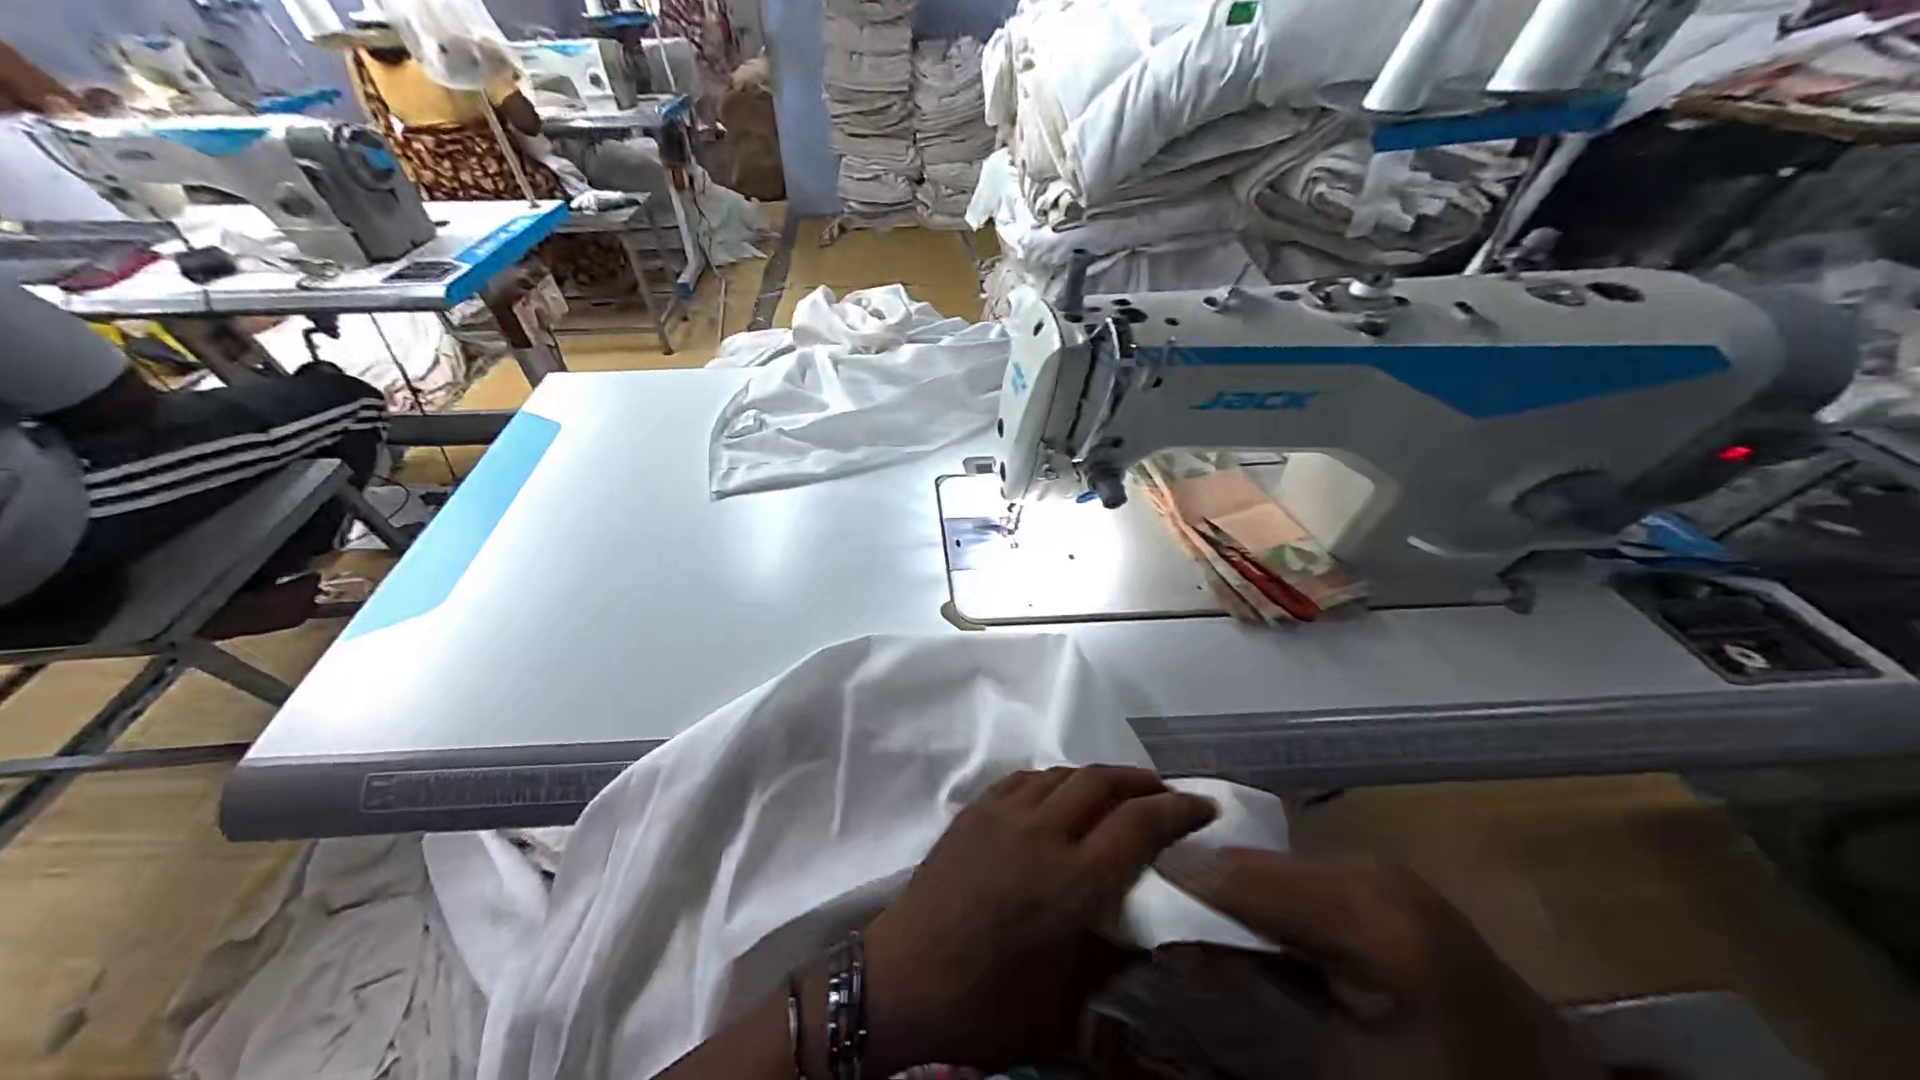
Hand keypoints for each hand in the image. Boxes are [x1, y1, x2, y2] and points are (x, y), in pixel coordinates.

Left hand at [859, 765, 1217, 1072]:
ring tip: (1117, 791)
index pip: (1139, 824)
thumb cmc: (988, 1001)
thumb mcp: (1067, 1000)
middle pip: (1103, 782)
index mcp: (1072, 882)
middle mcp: (1041, 833)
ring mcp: (1003, 815)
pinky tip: (1059, 794)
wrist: (904, 978)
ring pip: (1063, 774)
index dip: (1178, 809)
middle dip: (1143, 781)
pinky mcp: (975, 811)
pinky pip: (1025, 778)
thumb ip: (1114, 957)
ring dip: (1098, 777)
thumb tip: (1150, 931)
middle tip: (1165, 791)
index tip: (1202, 806)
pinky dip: (1054, 780)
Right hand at [1157, 850, 1603, 1079]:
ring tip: (1183, 904)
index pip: (1248, 878)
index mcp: (1372, 916)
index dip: (1183, 877)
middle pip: (1259, 865)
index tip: (1128, 877)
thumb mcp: (1344, 1066)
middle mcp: (1375, 875)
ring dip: (1230, 886)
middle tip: (1149, 895)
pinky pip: (1305, 878)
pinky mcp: (1389, 887)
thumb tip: (1173, 946)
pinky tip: (1244, 917)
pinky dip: (1266, 894)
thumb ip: (1256, 995)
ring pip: (1278, 866)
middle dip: (1202, 879)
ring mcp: (1385, 876)